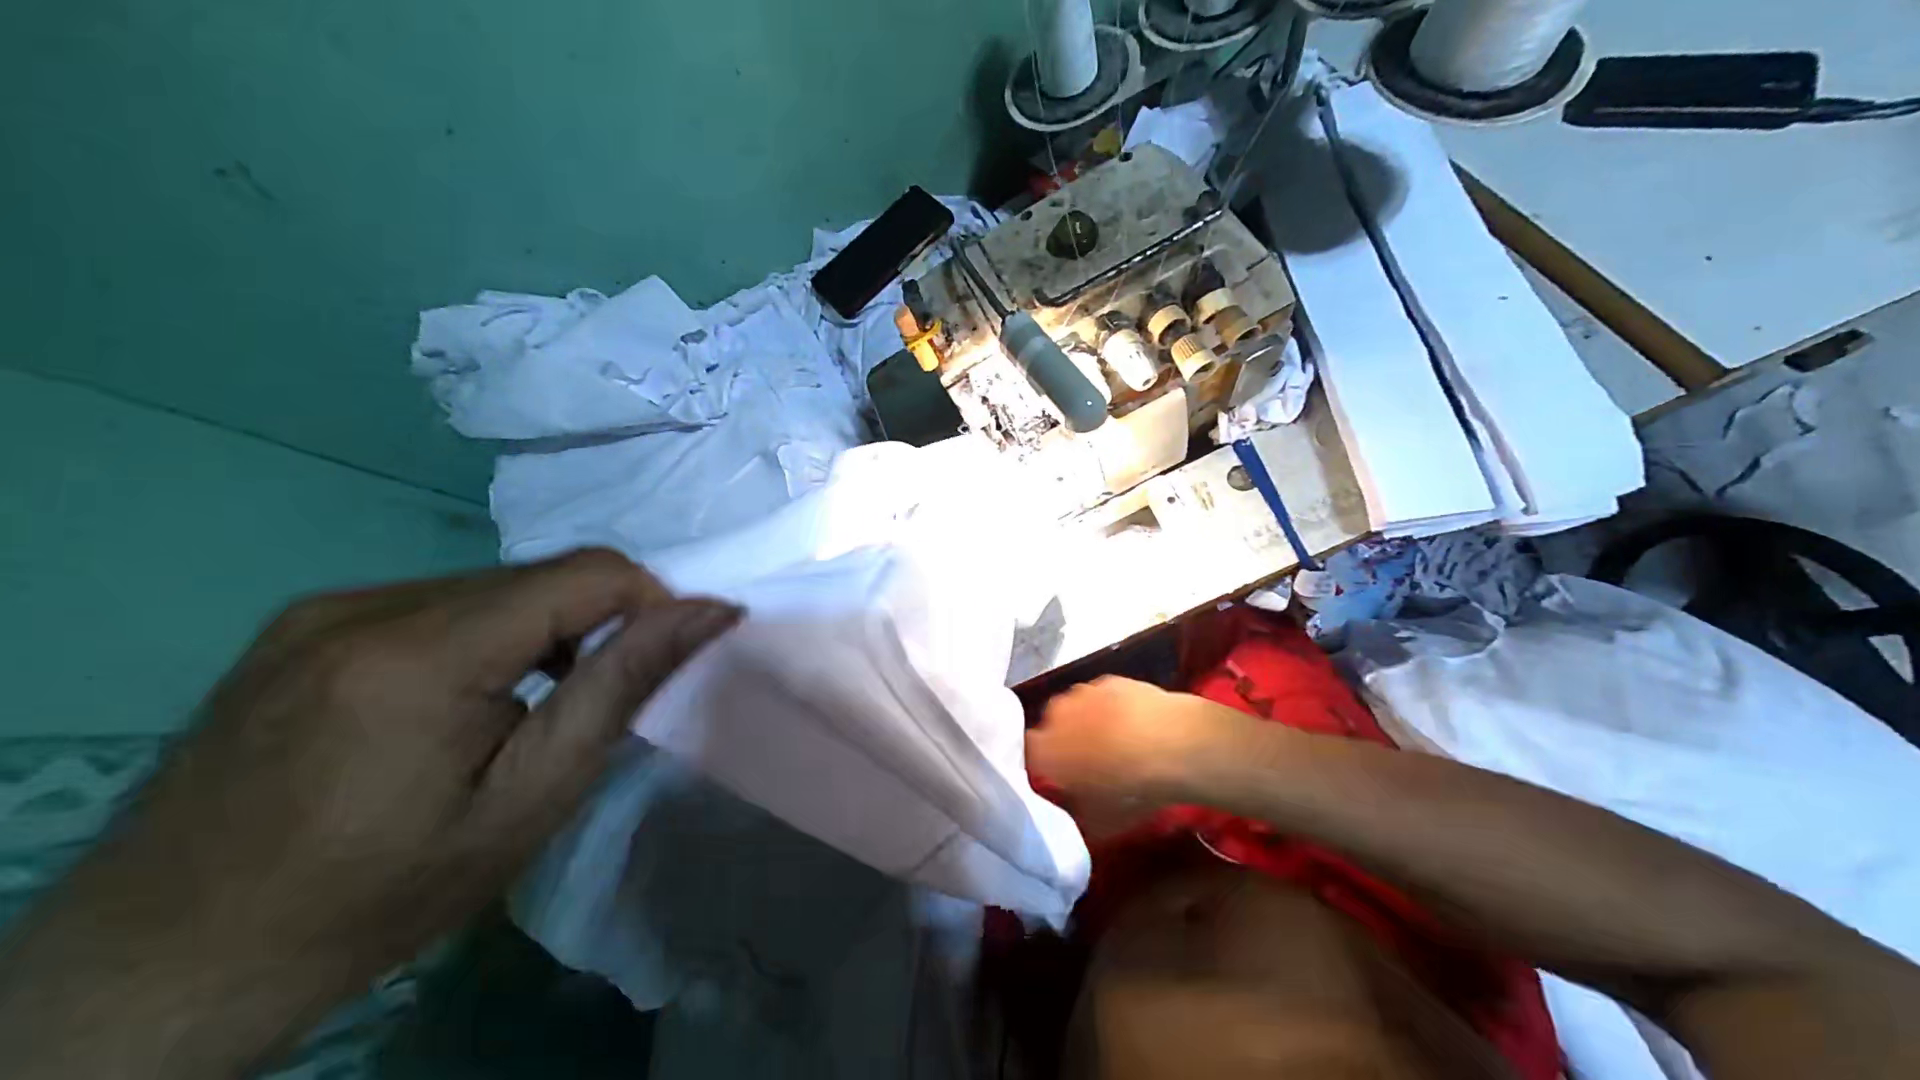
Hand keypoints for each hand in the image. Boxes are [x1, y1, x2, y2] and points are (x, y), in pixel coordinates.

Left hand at [0, 549, 738, 1079]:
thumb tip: (708, 611)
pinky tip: (461, 699)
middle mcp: (366, 604)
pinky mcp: (298, 624)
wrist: (170, 962)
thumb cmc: (382, 893)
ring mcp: (322, 608)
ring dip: (537, 629)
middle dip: (593, 620)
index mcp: (423, 653)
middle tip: (593, 700)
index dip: (650, 598)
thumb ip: (621, 687)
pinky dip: (480, 634)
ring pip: (486, 586)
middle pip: (535, 576)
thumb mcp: (529, 799)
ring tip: (529, 707)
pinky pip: (432, 602)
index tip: (668, 653)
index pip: (583, 572)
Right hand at [1027, 676, 1247, 811]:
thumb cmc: (1130, 788)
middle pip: (1051, 728)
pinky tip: (1135, 724)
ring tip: (1116, 742)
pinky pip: (1102, 696)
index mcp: (1042, 751)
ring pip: (1076, 708)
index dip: (1044, 767)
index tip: (1060, 779)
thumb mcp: (1098, 820)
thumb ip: (1073, 813)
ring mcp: (1081, 692)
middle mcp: (1053, 716)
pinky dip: (1112, 708)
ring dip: (1088, 722)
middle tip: (1089, 763)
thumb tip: (1070, 810)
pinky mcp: (1110, 679)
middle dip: (1065, 741)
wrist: (1174, 744)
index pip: (1028, 756)